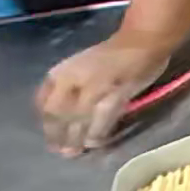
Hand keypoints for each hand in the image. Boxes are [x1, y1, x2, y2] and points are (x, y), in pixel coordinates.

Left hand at [34, 35, 170, 154]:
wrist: (147, 39)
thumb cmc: (119, 50)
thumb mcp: (84, 64)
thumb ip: (74, 85)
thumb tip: (71, 111)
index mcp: (58, 74)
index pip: (42, 103)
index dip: (47, 122)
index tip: (53, 133)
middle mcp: (69, 82)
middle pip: (58, 115)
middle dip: (57, 134)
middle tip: (60, 151)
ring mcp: (92, 89)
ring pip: (78, 120)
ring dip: (75, 138)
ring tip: (77, 152)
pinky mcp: (113, 95)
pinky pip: (102, 118)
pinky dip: (98, 131)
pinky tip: (96, 142)